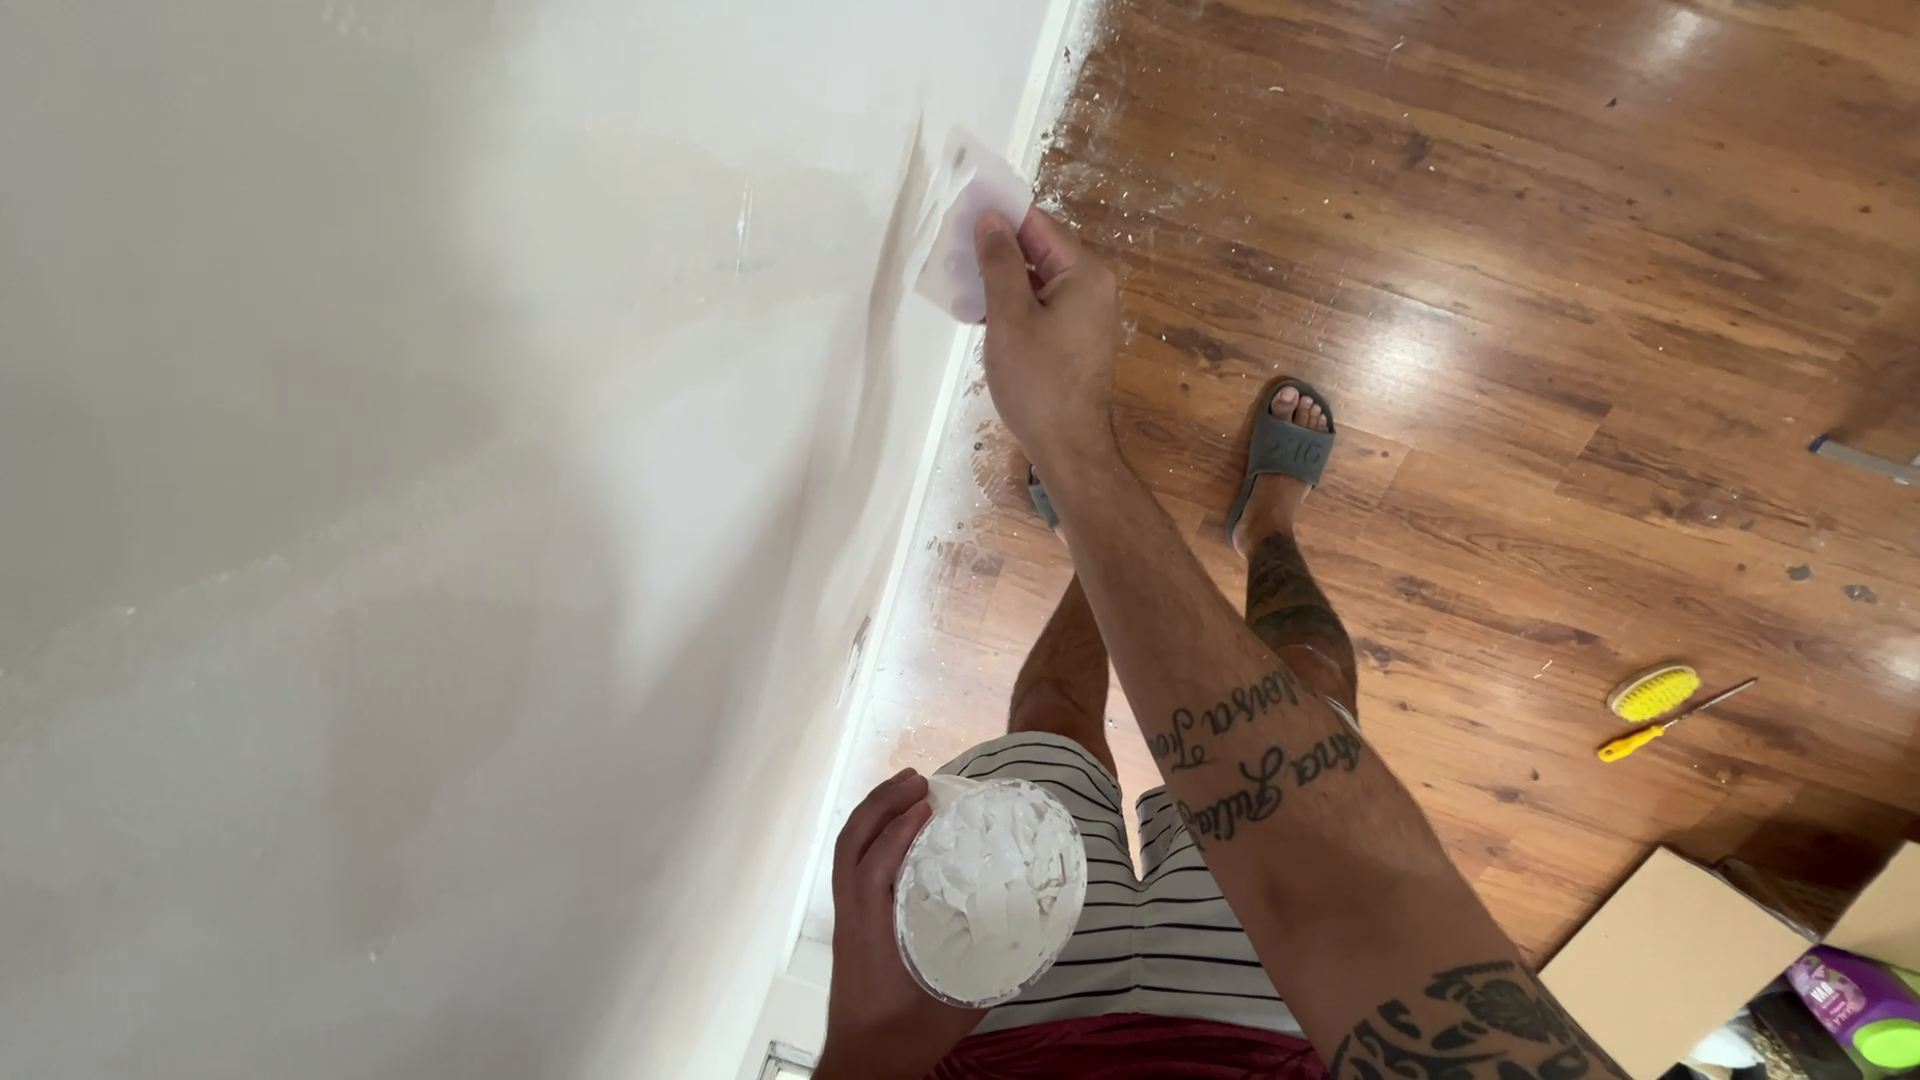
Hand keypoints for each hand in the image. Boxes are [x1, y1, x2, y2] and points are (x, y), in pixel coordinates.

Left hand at [815, 769, 986, 1079]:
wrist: (861, 1066)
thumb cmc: (904, 1039)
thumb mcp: (954, 1005)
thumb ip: (988, 967)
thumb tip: (1029, 927)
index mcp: (871, 935)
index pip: (873, 871)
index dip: (896, 833)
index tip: (926, 806)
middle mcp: (851, 916)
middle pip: (851, 845)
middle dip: (881, 803)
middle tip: (918, 779)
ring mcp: (844, 915)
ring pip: (846, 848)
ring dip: (873, 809)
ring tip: (905, 784)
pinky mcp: (847, 916)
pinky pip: (850, 858)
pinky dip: (869, 828)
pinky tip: (894, 820)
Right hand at [973, 208, 1121, 472]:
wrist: (1068, 446)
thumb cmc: (1038, 382)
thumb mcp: (1010, 317)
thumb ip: (999, 263)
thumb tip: (990, 218)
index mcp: (1085, 274)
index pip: (1039, 226)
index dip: (1001, 215)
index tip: (964, 207)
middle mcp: (1093, 289)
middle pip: (1040, 253)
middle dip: (998, 250)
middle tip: (953, 247)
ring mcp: (1087, 318)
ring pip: (1038, 284)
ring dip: (1001, 281)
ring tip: (959, 280)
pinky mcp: (1076, 342)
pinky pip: (1042, 310)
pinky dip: (1014, 307)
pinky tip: (982, 314)